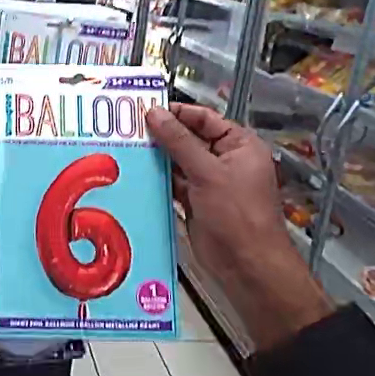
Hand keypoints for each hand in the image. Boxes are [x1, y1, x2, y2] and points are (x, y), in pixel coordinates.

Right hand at [146, 103, 334, 351]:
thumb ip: (179, 141)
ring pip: (178, 161)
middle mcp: (225, 160)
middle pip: (188, 138)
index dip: (177, 113)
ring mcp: (209, 182)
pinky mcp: (195, 201)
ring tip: (128, 148)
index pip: (204, 118)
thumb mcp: (207, 172)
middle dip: (162, 135)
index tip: (148, 109)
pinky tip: (137, 173)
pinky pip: (173, 183)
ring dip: (157, 157)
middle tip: (130, 129)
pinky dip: (157, 179)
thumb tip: (156, 114)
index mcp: (239, 146)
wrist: (246, 266)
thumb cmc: (240, 217)